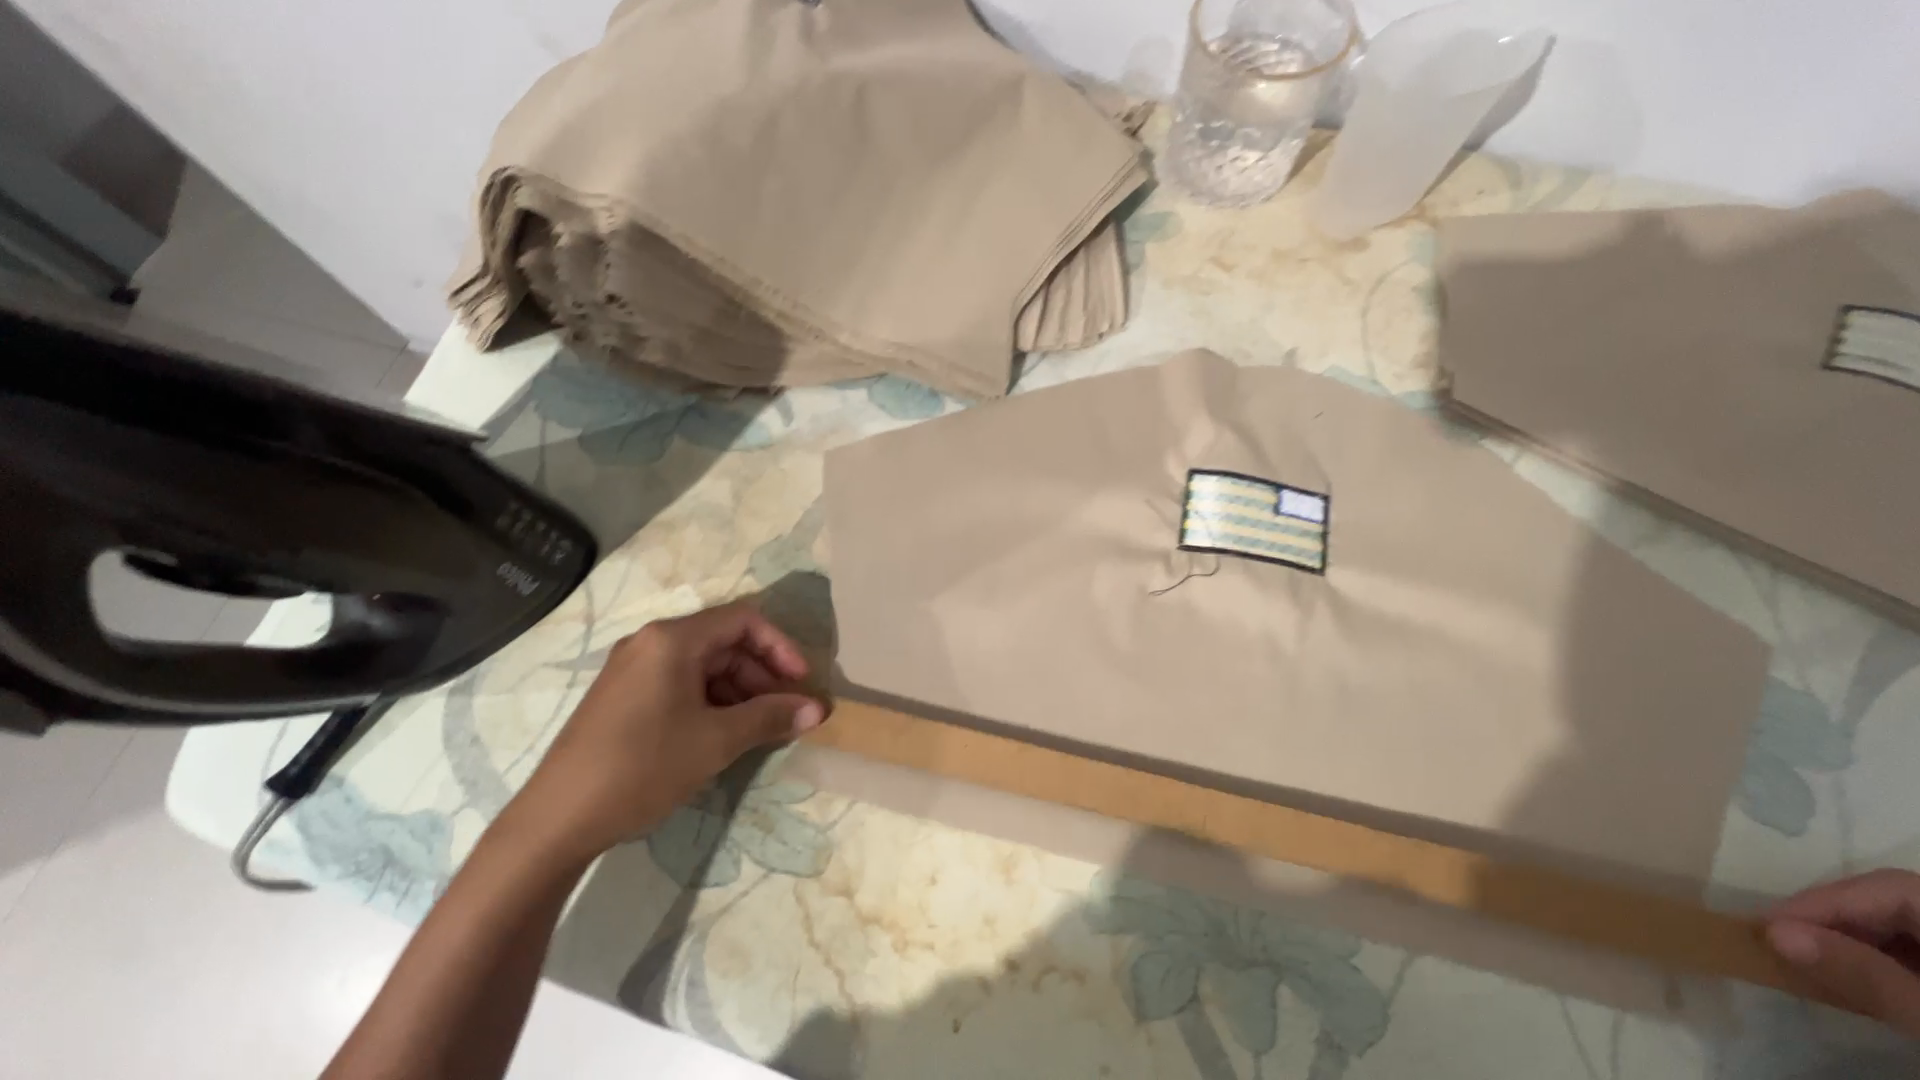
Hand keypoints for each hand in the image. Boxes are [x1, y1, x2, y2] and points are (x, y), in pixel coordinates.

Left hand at [507, 601, 823, 861]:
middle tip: (787, 714)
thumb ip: (770, 717)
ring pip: (703, 666)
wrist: (559, 817)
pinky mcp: (623, 697)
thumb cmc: (643, 767)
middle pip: (724, 641)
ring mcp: (633, 669)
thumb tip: (819, 709)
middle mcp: (650, 642)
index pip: (743, 620)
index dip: (781, 647)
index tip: (802, 684)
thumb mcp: (716, 742)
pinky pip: (680, 684)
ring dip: (740, 691)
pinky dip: (711, 702)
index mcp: (672, 639)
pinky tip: (724, 736)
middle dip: (763, 674)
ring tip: (761, 730)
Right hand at [1768, 868, 1919, 1033]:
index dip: (1825, 901)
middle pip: (1887, 905)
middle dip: (1831, 922)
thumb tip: (1772, 933)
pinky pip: (1908, 954)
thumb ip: (1864, 975)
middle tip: (1781, 945)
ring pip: (1894, 929)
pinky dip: (1875, 965)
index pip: (1886, 887)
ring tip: (1807, 964)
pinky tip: (1852, 984)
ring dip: (1847, 944)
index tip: (1770, 928)